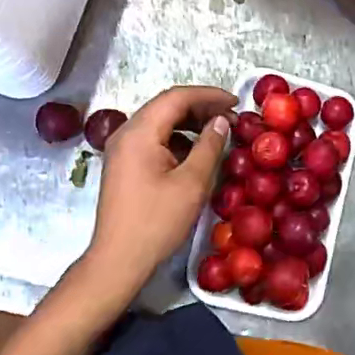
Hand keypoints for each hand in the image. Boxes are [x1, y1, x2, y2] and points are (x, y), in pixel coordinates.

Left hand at [82, 86, 235, 292]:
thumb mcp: (192, 183)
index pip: (176, 97)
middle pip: (166, 106)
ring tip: (218, 133)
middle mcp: (126, 133)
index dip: (209, 95)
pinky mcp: (123, 165)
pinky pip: (152, 140)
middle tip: (231, 118)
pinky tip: (196, 153)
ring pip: (159, 123)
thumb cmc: (157, 222)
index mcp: (140, 132)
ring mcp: (121, 149)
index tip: (236, 102)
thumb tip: (221, 122)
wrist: (119, 258)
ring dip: (189, 123)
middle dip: (200, 107)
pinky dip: (177, 139)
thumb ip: (209, 146)